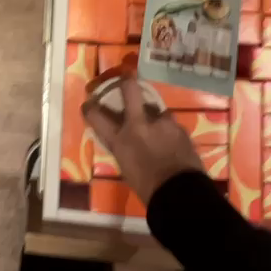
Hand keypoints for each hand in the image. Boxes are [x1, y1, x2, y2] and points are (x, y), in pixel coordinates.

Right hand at [82, 69, 204, 204]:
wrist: (182, 195)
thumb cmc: (148, 189)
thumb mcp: (127, 168)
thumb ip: (125, 149)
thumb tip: (126, 141)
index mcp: (120, 139)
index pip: (96, 116)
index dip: (90, 108)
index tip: (88, 104)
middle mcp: (139, 125)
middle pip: (130, 91)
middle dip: (127, 81)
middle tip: (127, 75)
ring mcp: (161, 123)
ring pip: (156, 110)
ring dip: (156, 117)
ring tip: (160, 129)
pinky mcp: (180, 128)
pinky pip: (171, 125)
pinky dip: (169, 131)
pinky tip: (172, 142)